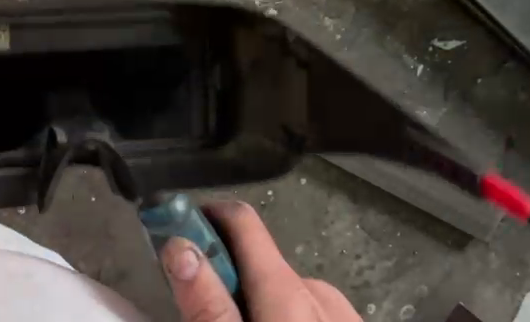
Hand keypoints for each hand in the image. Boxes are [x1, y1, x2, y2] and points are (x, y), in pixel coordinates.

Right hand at [161, 200, 361, 321]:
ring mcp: (351, 318)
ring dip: (269, 309)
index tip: (178, 242)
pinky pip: (322, 317)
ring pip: (294, 295)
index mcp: (289, 292)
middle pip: (263, 263)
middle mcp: (324, 295)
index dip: (203, 220)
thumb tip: (178, 245)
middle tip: (217, 318)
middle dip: (235, 282)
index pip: (240, 218)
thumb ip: (207, 305)